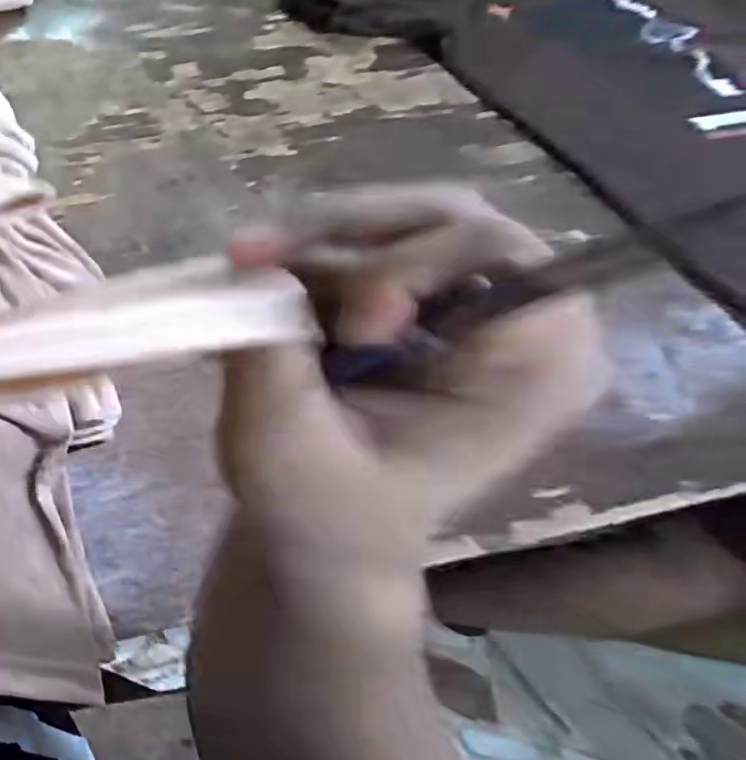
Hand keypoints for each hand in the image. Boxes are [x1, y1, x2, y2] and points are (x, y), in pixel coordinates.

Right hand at [218, 186, 608, 567]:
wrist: (314, 538)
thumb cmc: (314, 507)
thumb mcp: (280, 434)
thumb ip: (269, 349)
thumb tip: (248, 270)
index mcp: (524, 367)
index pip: (499, 258)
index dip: (411, 265)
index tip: (343, 326)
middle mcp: (504, 326)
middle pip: (442, 222)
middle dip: (339, 231)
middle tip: (251, 257)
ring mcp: (445, 314)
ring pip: (385, 228)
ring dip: (301, 244)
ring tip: (234, 270)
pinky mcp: (394, 313)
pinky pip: (345, 256)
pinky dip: (288, 265)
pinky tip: (242, 292)